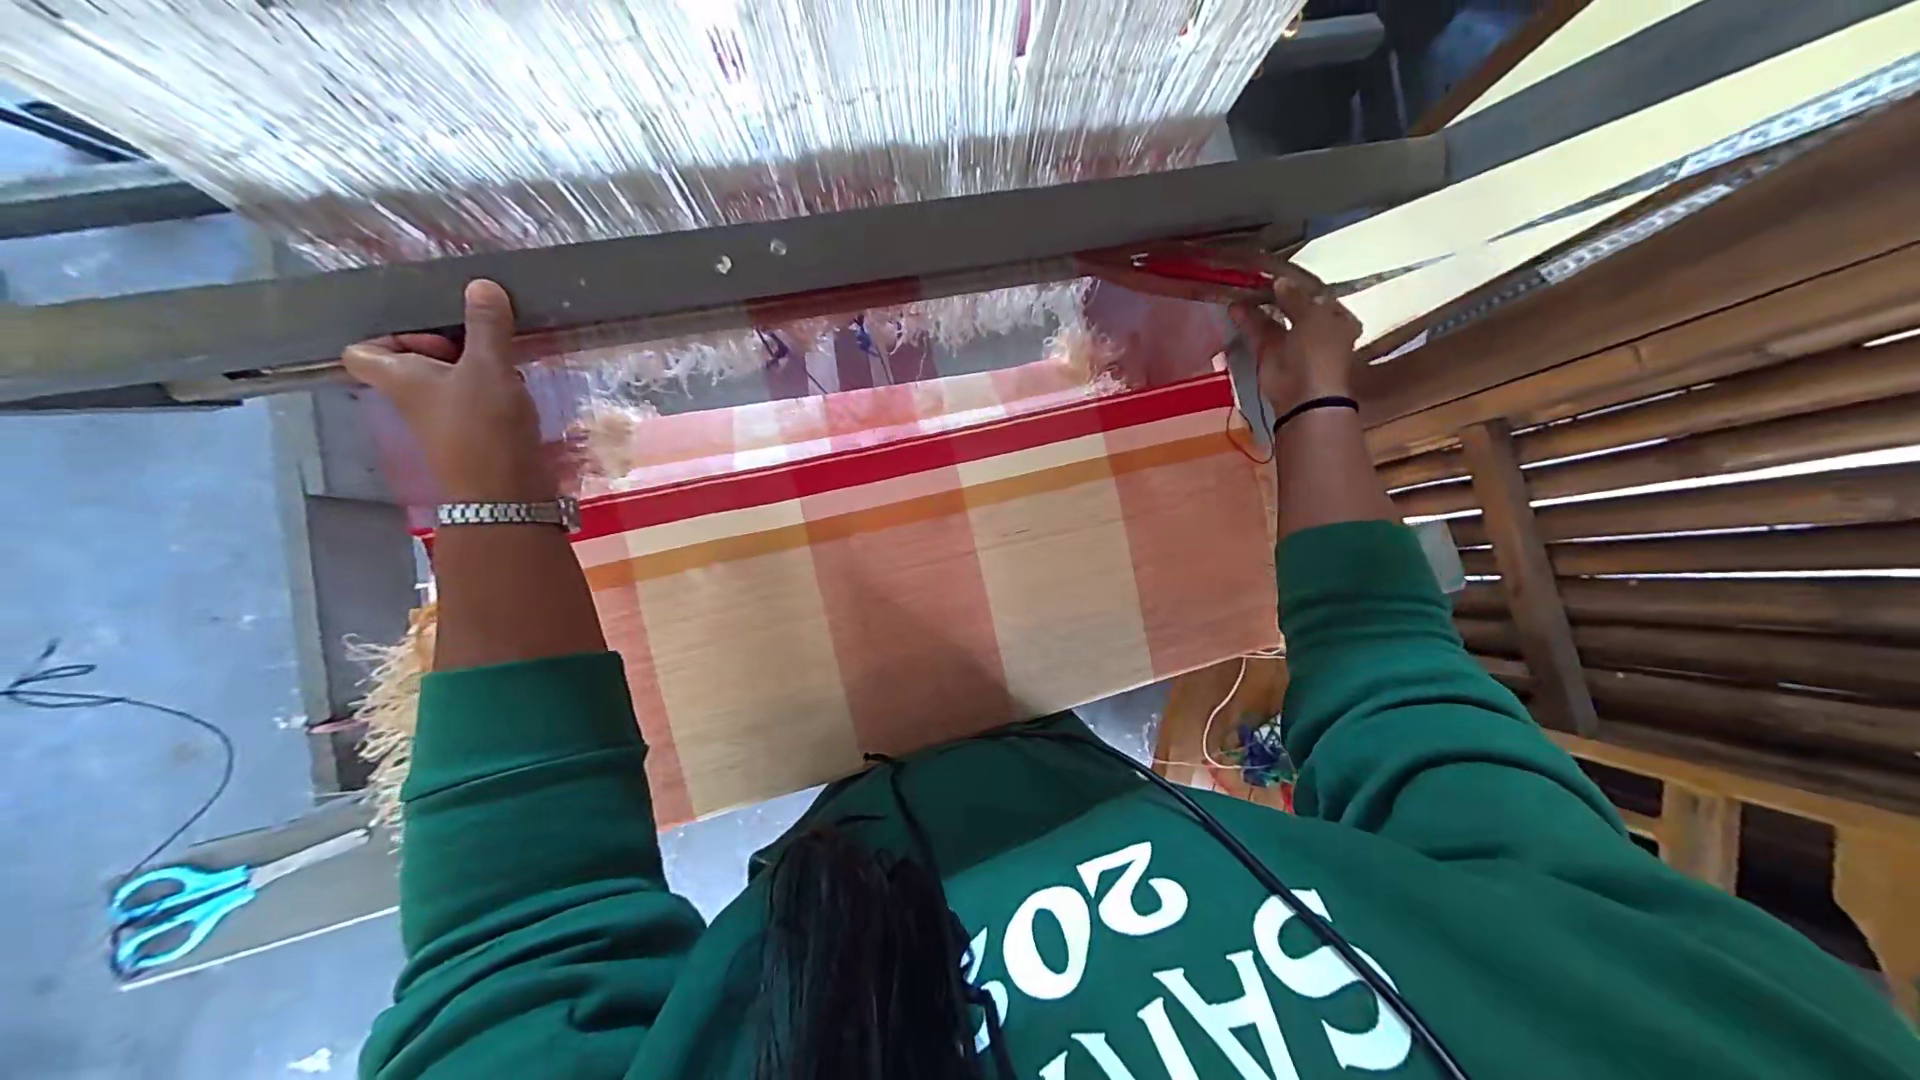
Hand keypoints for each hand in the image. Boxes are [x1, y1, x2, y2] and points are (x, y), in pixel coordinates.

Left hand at [341, 279, 553, 502]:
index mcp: (398, 377)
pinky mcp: (476, 433)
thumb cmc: (483, 428)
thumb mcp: (488, 368)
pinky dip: (494, 388)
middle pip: (414, 360)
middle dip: (447, 344)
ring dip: (476, 366)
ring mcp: (446, 418)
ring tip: (506, 357)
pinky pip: (477, 399)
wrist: (508, 493)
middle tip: (479, 338)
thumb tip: (482, 284)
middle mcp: (414, 397)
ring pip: (450, 380)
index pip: (361, 350)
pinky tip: (520, 385)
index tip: (433, 331)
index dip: (389, 335)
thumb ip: (486, 326)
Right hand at [1228, 265, 1362, 418]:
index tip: (1282, 272)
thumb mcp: (1314, 317)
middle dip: (1276, 295)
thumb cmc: (1319, 352)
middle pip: (1293, 307)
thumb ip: (1295, 298)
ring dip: (1258, 307)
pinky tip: (1235, 307)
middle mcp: (1315, 330)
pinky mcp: (1269, 354)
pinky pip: (1258, 333)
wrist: (1303, 395)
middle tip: (1258, 279)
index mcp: (1337, 319)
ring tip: (1241, 289)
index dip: (1300, 284)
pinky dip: (1247, 321)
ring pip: (1273, 320)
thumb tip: (1280, 281)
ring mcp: (1290, 343)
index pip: (1318, 296)